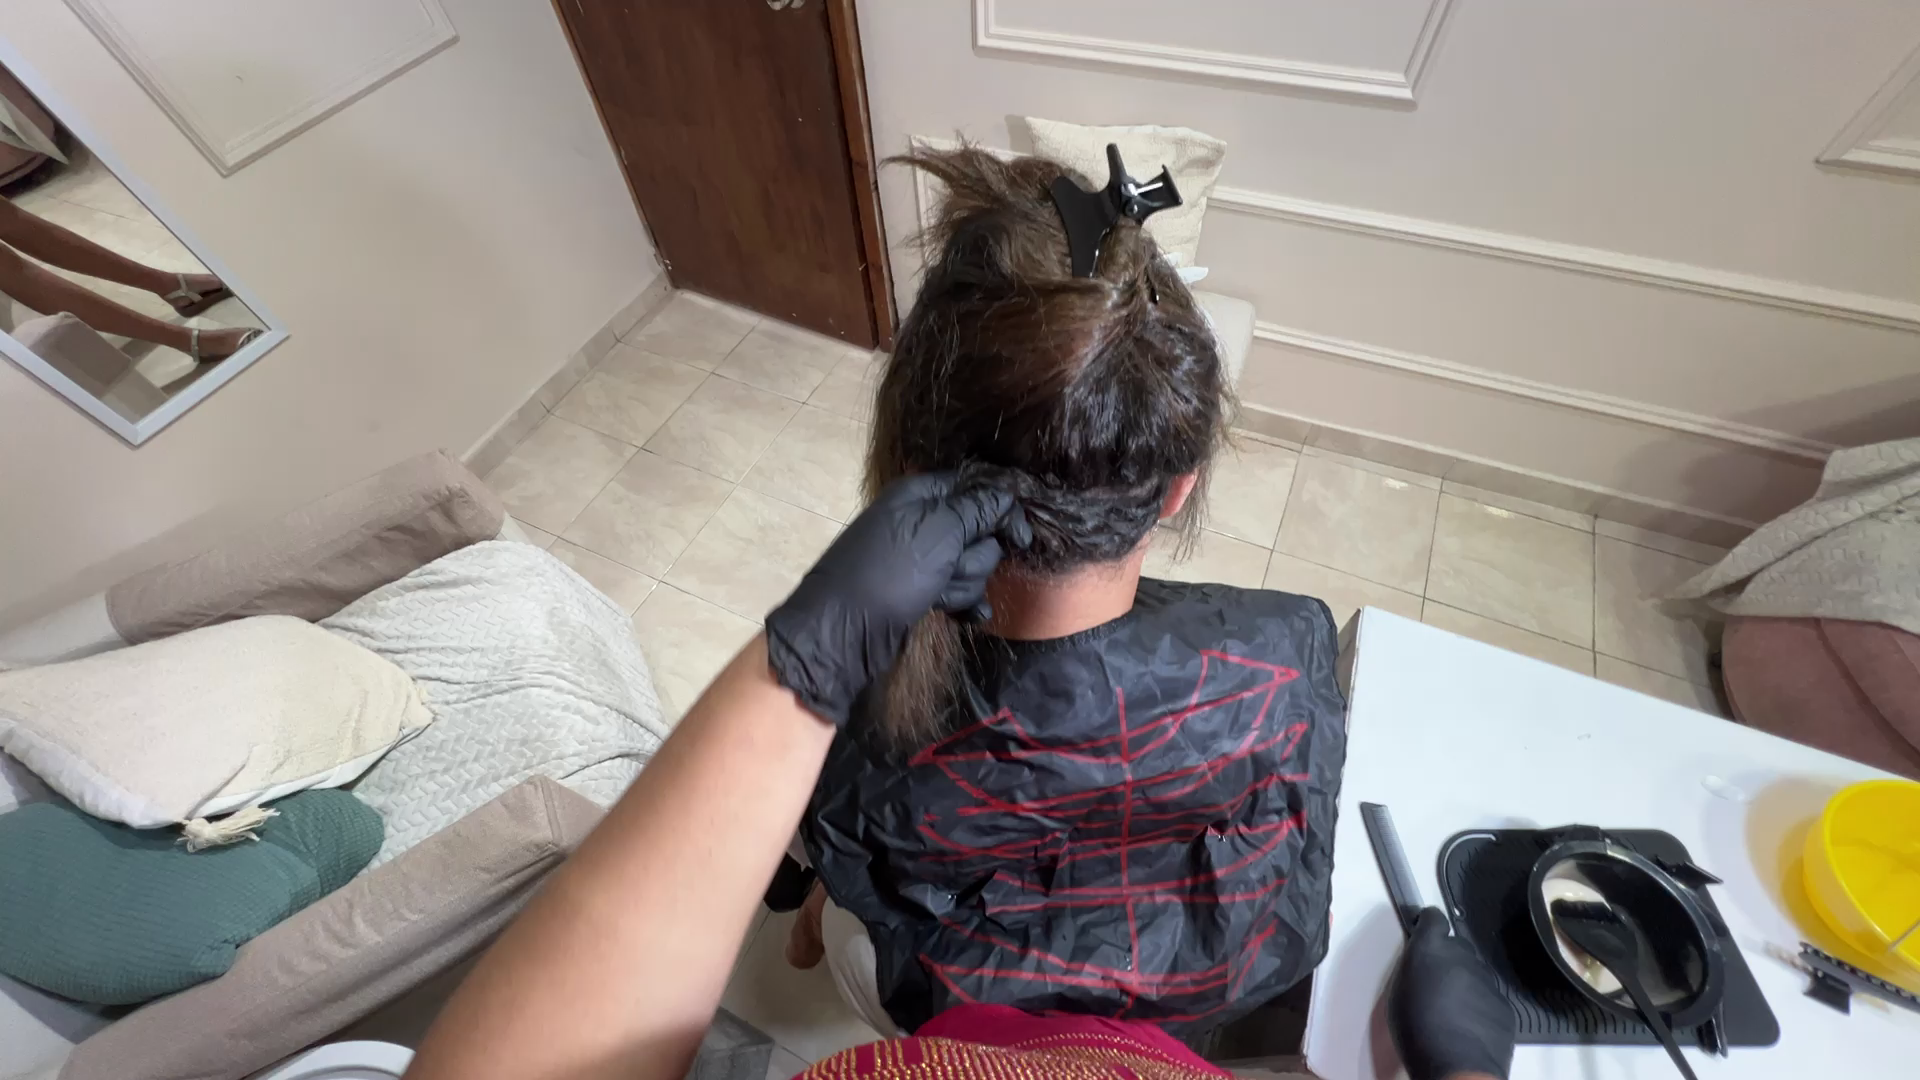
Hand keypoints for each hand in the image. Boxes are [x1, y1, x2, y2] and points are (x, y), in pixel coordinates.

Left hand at [765, 472, 1028, 726]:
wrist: (845, 631)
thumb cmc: (890, 571)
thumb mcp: (939, 530)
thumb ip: (977, 508)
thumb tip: (1006, 493)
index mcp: (921, 495)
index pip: (976, 489)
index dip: (1000, 510)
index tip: (1018, 536)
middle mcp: (923, 522)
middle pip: (979, 531)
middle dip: (973, 556)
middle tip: (948, 568)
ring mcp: (922, 560)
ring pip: (972, 565)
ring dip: (963, 583)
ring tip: (937, 594)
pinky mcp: (923, 592)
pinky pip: (959, 591)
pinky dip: (963, 603)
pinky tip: (963, 615)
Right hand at [1387, 908, 1515, 1079]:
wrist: (1457, 1068)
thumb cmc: (1414, 1027)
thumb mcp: (1400, 988)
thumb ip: (1415, 966)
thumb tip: (1426, 965)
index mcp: (1429, 948)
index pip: (1434, 917)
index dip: (1430, 922)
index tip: (1425, 932)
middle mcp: (1461, 957)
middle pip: (1458, 944)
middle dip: (1449, 955)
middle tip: (1439, 978)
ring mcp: (1487, 981)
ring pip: (1476, 972)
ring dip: (1466, 980)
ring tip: (1456, 1006)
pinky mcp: (1505, 1006)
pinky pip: (1490, 996)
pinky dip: (1481, 1003)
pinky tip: (1472, 1024)